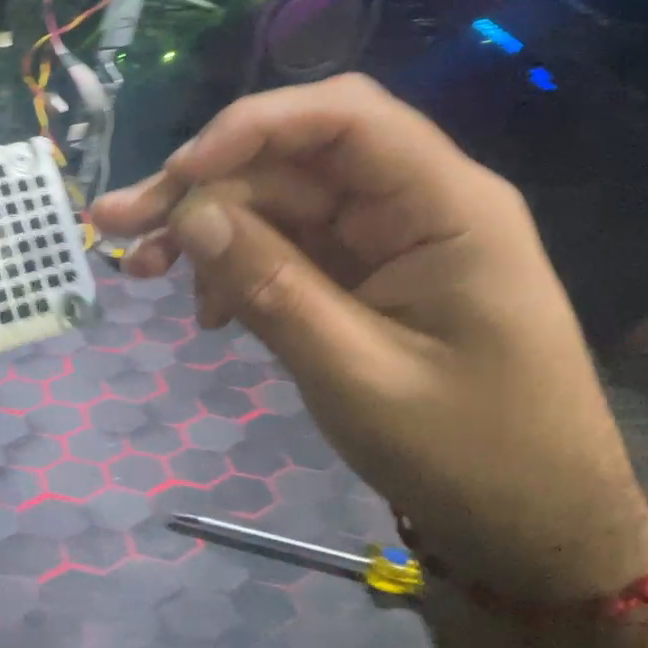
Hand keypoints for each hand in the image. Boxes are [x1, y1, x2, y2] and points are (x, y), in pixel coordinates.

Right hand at [92, 75, 647, 600]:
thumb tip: (189, 213)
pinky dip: (231, 268)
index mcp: (444, 207)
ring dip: (202, 229)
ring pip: (272, 201)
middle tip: (117, 223)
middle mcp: (410, 204)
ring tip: (139, 269)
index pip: (344, 118)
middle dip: (199, 186)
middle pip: (289, 160)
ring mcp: (380, 239)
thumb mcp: (356, 374)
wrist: (530, 530)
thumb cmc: (469, 454)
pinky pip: (280, 246)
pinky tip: (205, 312)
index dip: (253, 127)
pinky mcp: (358, 273)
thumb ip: (271, 286)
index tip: (180, 175)